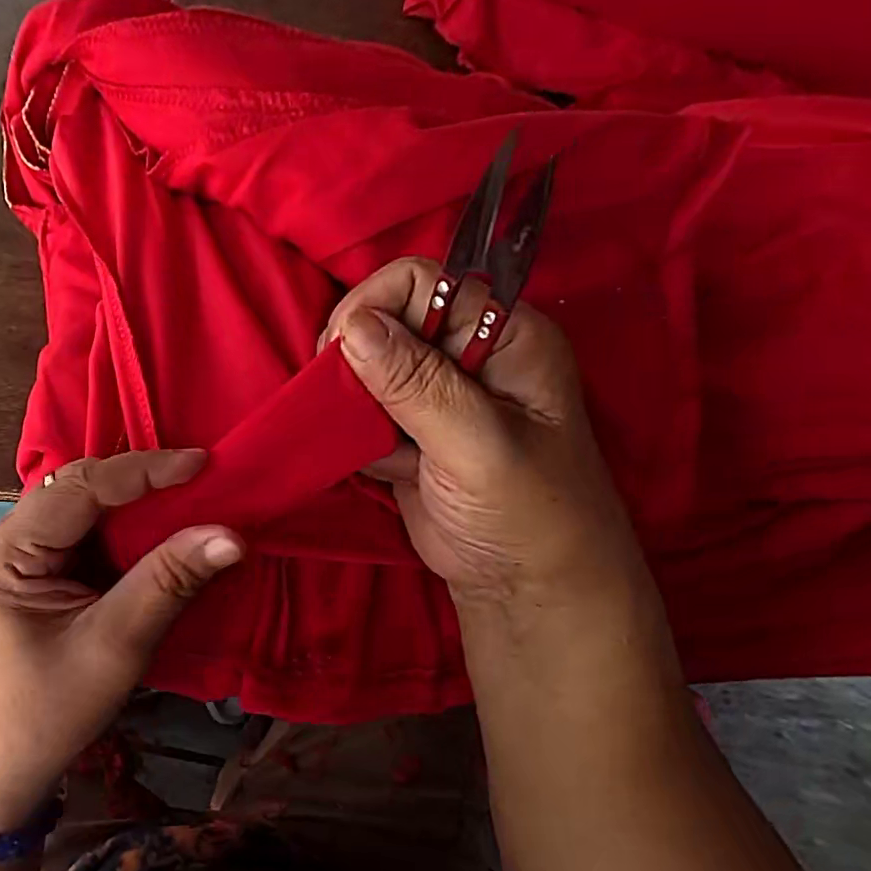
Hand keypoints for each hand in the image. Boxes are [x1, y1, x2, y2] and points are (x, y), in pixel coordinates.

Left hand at [0, 452, 243, 830]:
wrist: (14, 756)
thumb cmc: (55, 708)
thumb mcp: (116, 645)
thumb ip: (167, 582)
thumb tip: (230, 535)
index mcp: (7, 553)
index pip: (76, 489)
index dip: (141, 471)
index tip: (200, 463)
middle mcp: (6, 539)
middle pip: (76, 487)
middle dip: (139, 480)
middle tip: (201, 476)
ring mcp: (20, 551)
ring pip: (83, 502)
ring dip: (135, 498)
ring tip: (189, 492)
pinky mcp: (39, 566)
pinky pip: (86, 527)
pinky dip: (126, 523)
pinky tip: (160, 521)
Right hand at [320, 256, 648, 608]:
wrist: (525, 586)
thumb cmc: (530, 515)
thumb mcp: (479, 447)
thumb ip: (418, 386)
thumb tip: (353, 327)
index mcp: (505, 335)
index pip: (423, 283)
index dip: (373, 307)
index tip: (340, 354)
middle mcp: (467, 353)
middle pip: (382, 319)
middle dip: (353, 358)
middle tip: (346, 404)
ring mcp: (433, 394)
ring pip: (362, 366)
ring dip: (346, 400)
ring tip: (363, 440)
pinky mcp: (405, 429)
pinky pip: (357, 410)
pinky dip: (348, 432)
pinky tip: (371, 462)